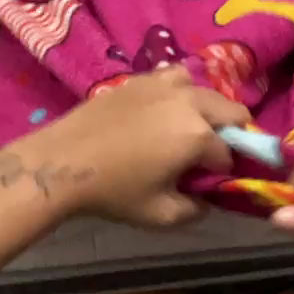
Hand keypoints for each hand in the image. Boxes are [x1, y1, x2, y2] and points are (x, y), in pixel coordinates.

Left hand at [7, 66, 241, 226]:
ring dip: (208, 108)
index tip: (209, 181)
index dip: (223, 170)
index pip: (229, 153)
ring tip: (189, 127)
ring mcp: (165, 84)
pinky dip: (182, 91)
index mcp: (198, 135)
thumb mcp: (161, 215)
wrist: (62, 163)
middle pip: (231, 110)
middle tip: (208, 153)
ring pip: (205, 89)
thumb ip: (196, 209)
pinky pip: (176, 77)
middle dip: (230, 132)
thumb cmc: (114, 191)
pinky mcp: (143, 78)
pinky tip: (166, 109)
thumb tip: (207, 199)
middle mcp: (189, 102)